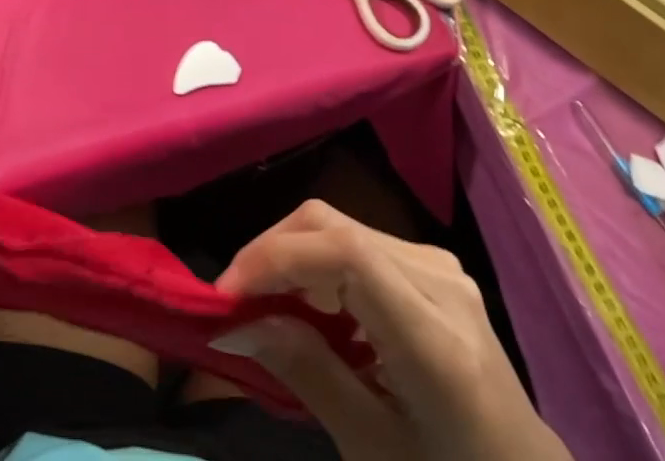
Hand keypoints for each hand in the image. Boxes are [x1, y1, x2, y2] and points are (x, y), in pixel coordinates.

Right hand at [212, 201, 571, 460]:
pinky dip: (316, 266)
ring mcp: (440, 266)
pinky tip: (304, 308)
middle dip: (270, 252)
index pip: (346, 253)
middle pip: (335, 225)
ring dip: (290, 257)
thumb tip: (234, 321)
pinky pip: (358, 244)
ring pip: (340, 227)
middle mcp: (440, 279)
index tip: (224, 298)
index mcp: (433, 334)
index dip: (274, 258)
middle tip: (232, 305)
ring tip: (261, 309)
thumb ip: (305, 371)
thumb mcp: (370, 443)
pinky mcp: (433, 267)